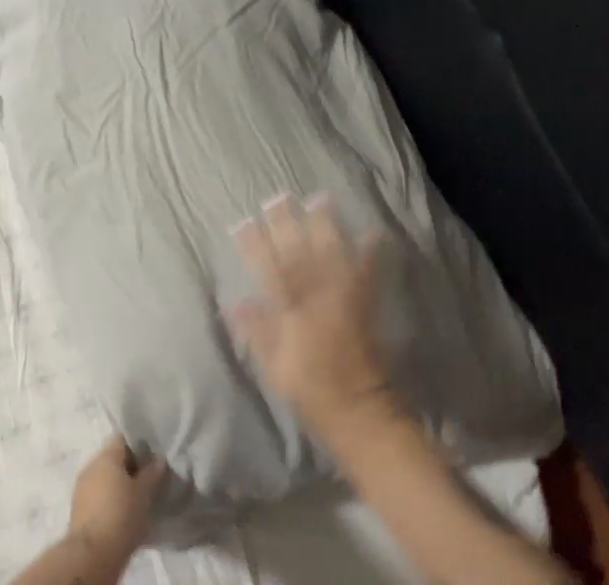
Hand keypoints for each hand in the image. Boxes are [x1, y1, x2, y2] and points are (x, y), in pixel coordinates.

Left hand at [65, 435, 166, 562]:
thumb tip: (158, 459)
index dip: (136, 446)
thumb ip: (152, 474)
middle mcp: (90, 465)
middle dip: (129, 468)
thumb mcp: (144, 494)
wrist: (93, 551)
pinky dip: (109, 498)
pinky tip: (122, 514)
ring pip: (104, 477)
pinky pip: (97, 493)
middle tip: (147, 483)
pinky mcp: (78, 505)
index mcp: (106, 456)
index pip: (121, 439)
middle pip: (112, 458)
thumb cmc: (122, 515)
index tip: (150, 460)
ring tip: (136, 500)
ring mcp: (82, 485)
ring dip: (118, 484)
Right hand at [228, 192, 394, 428]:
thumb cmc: (311, 393)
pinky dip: (371, 253)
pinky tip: (373, 232)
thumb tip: (235, 300)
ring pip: (332, 256)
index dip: (254, 244)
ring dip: (325, 227)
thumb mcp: (274, 367)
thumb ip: (257, 331)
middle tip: (277, 197)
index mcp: (290, 315)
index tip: (242, 221)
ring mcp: (343, 301)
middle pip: (299, 255)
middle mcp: (316, 301)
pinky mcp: (365, 307)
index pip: (267, 271)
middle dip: (287, 225)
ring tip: (319, 198)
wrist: (362, 412)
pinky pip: (368, 275)